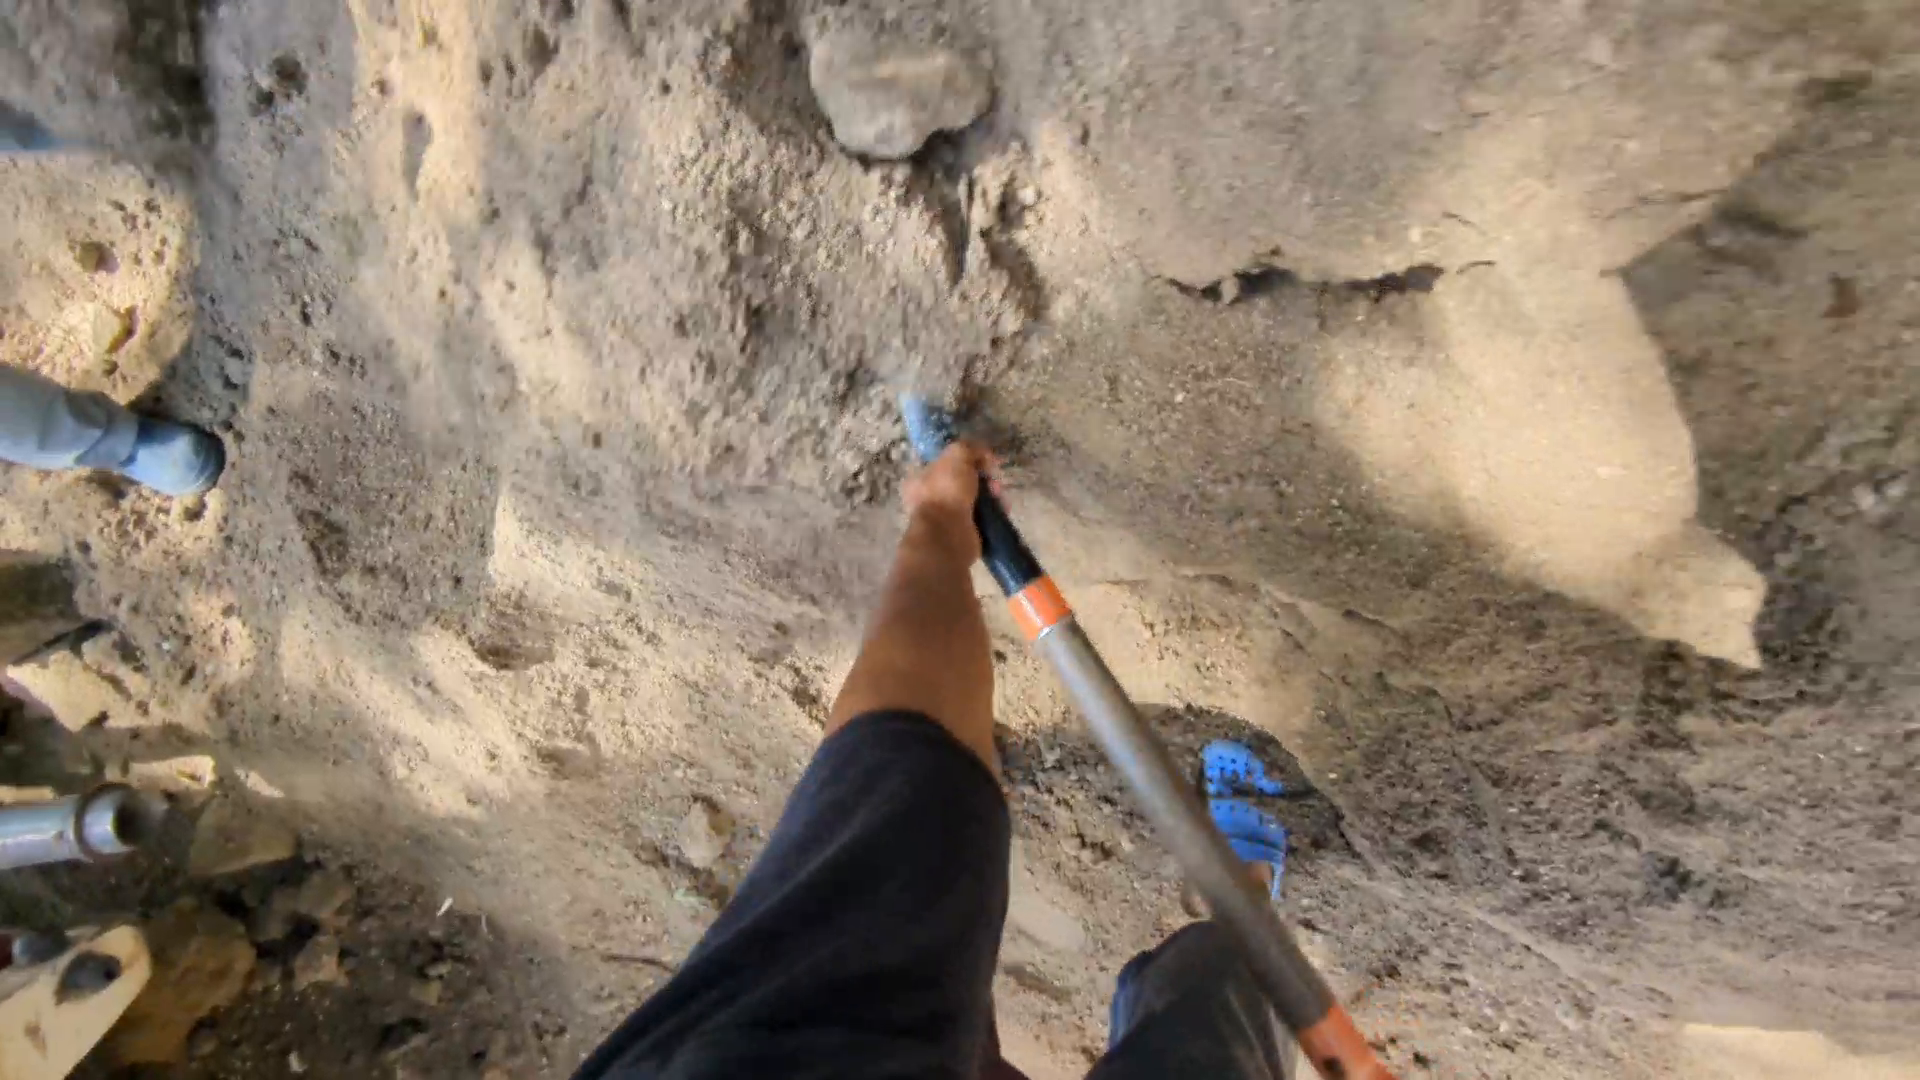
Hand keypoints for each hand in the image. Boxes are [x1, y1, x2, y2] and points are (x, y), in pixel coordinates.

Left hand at [903, 440, 993, 561]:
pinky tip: (1002, 508)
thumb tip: (984, 454)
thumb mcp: (956, 456)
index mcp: (921, 479)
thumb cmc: (946, 491)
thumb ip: (969, 448)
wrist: (949, 535)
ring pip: (976, 499)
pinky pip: (983, 517)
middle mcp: (932, 499)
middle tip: (993, 479)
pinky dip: (994, 512)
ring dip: (992, 494)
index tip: (984, 459)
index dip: (966, 459)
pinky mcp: (964, 532)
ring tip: (999, 495)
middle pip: (964, 481)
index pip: (945, 464)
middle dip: (983, 478)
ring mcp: (947, 518)